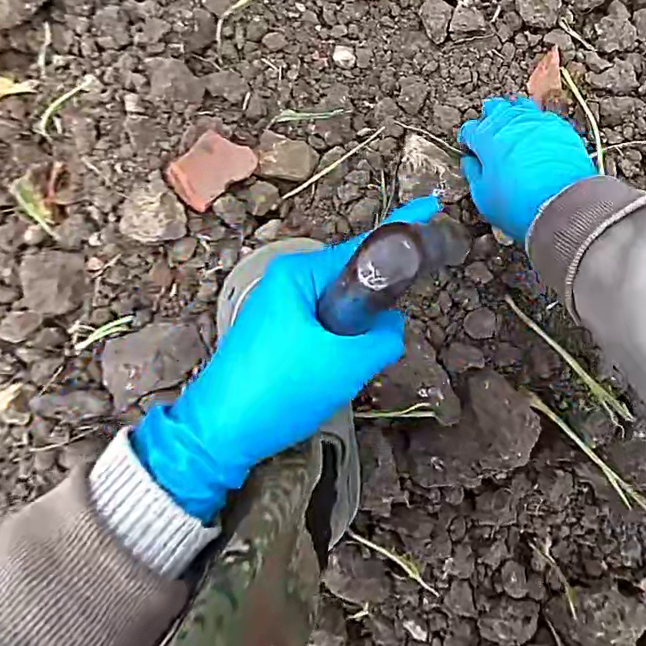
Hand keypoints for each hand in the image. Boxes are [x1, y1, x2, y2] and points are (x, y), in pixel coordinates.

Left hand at [132, 196, 441, 520]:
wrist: (214, 439)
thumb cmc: (278, 392)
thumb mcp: (349, 365)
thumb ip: (386, 337)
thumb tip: (393, 325)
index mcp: (300, 274)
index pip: (364, 242)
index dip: (403, 226)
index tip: (432, 206)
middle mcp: (288, 280)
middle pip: (354, 273)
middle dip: (380, 295)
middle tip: (398, 314)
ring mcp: (279, 304)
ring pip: (340, 300)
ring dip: (359, 323)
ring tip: (360, 356)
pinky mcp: (276, 329)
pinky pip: (324, 319)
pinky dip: (342, 335)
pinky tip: (344, 362)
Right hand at [459, 96, 597, 243]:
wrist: (562, 202)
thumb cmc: (520, 203)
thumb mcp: (483, 196)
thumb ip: (474, 174)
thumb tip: (471, 164)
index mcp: (486, 138)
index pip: (470, 129)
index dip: (469, 139)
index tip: (472, 146)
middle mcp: (511, 123)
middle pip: (496, 109)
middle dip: (491, 116)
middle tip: (491, 129)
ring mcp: (538, 122)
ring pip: (522, 107)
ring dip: (516, 115)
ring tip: (515, 126)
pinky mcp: (561, 127)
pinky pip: (545, 118)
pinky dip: (539, 124)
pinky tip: (540, 135)